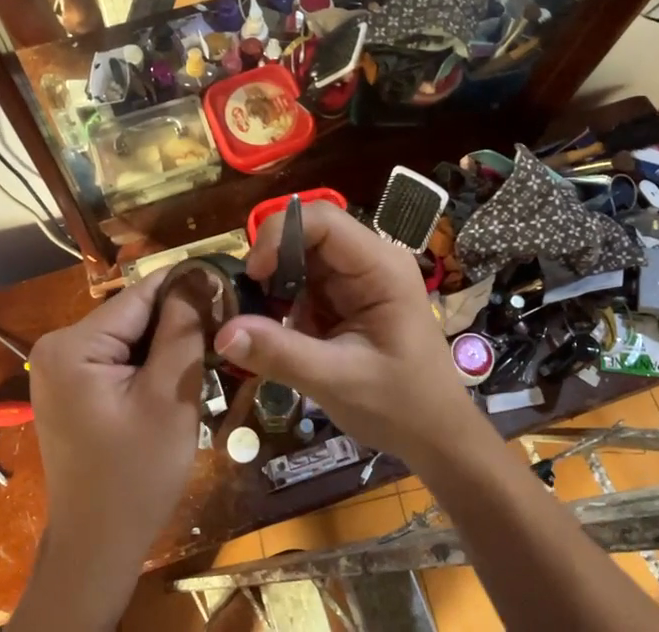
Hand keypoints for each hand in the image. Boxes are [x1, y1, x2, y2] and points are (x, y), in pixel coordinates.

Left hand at [26, 268, 205, 565]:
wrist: (96, 549)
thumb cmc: (136, 477)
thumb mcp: (170, 397)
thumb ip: (184, 329)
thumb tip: (201, 273)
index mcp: (72, 344)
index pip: (142, 294)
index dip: (191, 290)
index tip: (234, 295)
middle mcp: (56, 345)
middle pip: (134, 315)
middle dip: (178, 324)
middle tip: (224, 341)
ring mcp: (59, 368)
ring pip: (129, 336)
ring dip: (166, 346)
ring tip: (206, 363)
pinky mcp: (69, 388)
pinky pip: (117, 359)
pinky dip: (147, 366)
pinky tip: (173, 385)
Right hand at [213, 201, 478, 463]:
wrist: (436, 437)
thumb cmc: (399, 406)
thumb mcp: (335, 381)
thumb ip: (280, 353)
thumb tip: (221, 332)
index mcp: (381, 267)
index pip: (324, 220)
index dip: (279, 235)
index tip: (254, 276)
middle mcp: (371, 261)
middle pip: (309, 233)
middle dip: (273, 261)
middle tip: (249, 303)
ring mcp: (359, 278)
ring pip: (302, 257)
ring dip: (276, 283)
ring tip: (261, 322)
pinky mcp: (347, 298)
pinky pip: (306, 282)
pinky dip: (284, 302)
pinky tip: (279, 332)